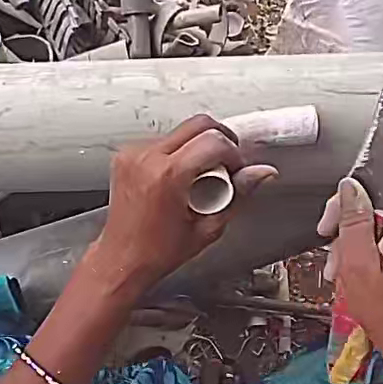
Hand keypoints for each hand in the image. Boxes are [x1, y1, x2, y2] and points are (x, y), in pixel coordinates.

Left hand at [89, 115, 278, 294]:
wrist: (121, 259)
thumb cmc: (156, 252)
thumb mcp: (207, 228)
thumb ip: (237, 195)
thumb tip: (261, 173)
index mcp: (167, 176)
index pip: (214, 141)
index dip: (234, 154)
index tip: (237, 170)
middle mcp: (147, 158)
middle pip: (198, 124)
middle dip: (221, 139)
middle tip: (228, 164)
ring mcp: (133, 154)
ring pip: (181, 130)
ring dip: (199, 146)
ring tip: (202, 177)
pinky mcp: (126, 155)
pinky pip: (163, 140)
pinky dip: (178, 152)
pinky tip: (182, 177)